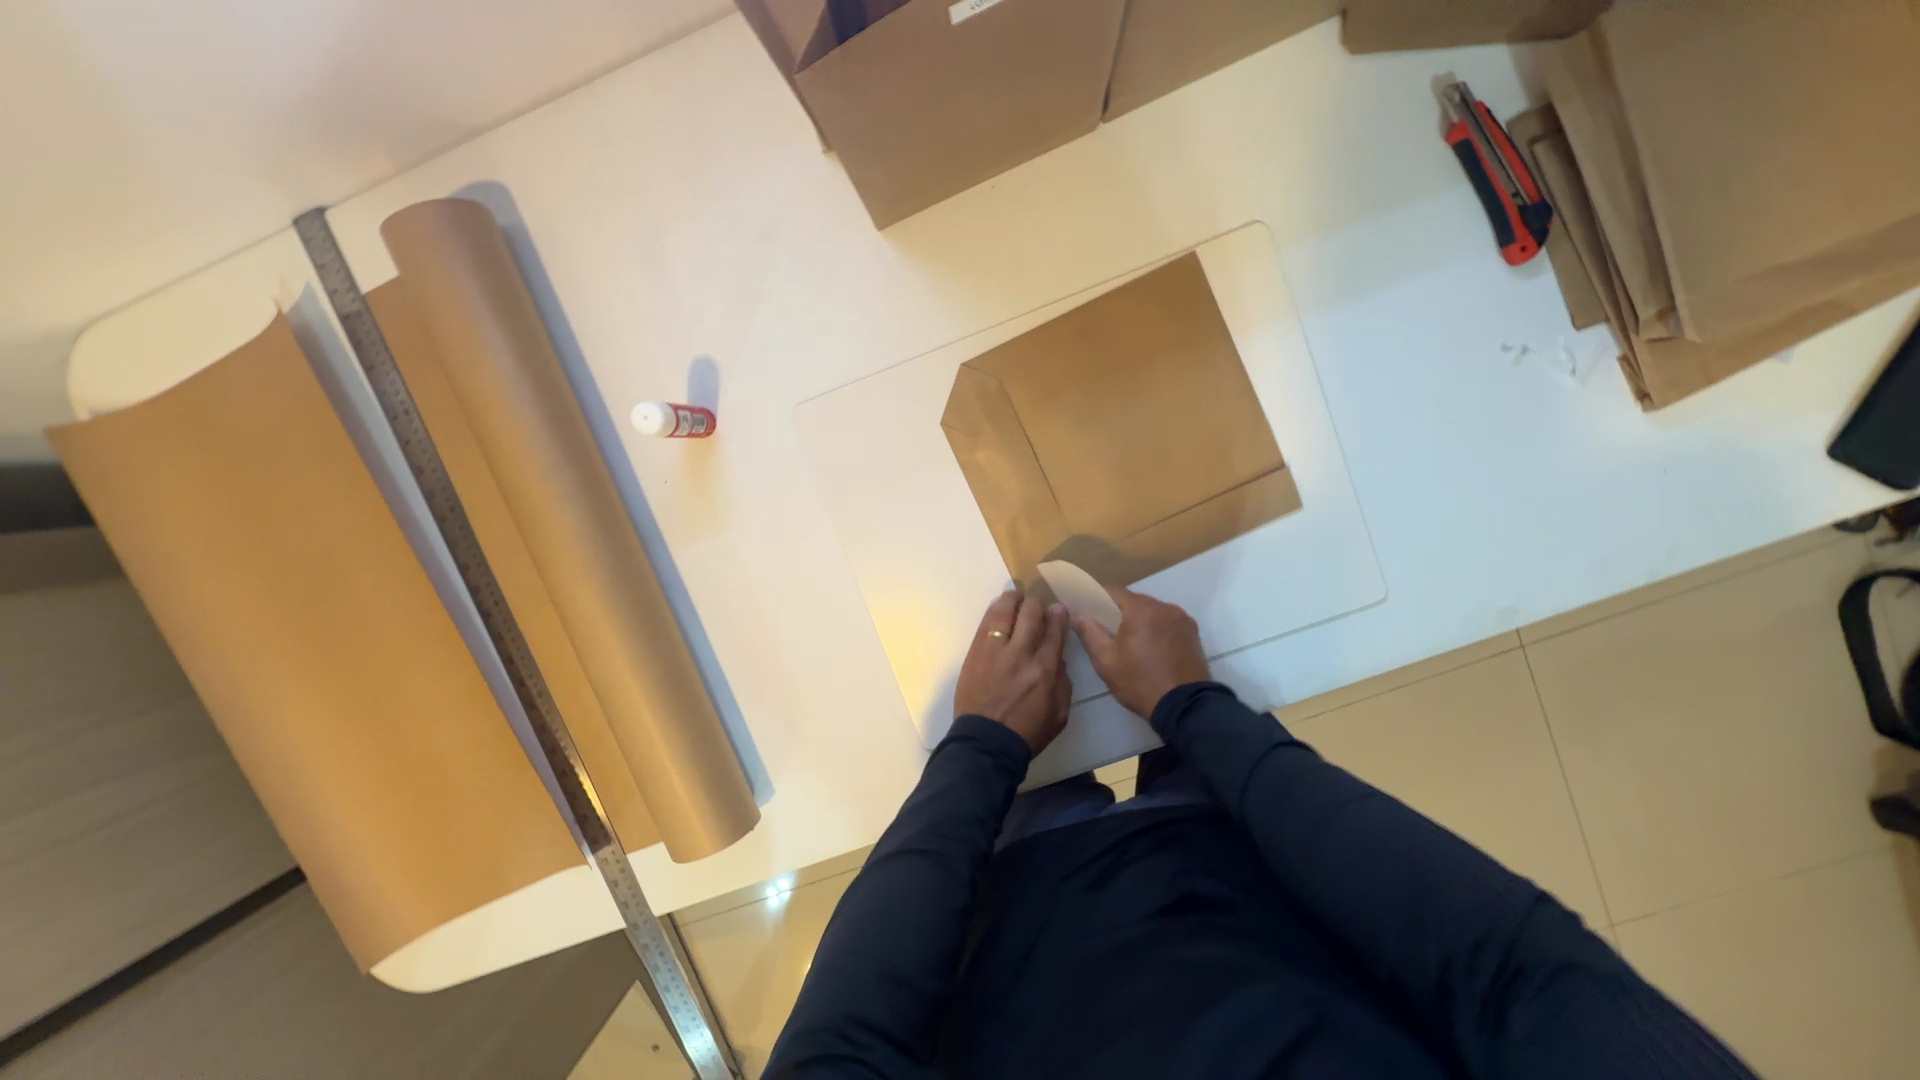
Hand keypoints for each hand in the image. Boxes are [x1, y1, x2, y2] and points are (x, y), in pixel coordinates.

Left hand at [953, 591, 1070, 755]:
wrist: (987, 743)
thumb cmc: (1027, 732)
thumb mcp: (1060, 713)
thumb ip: (1063, 682)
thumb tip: (1058, 658)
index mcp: (1045, 670)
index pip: (1055, 631)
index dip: (1058, 615)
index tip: (1059, 608)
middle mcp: (1021, 655)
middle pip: (1031, 614)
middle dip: (1037, 604)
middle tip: (1036, 604)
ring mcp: (995, 652)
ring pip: (1005, 612)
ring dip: (1013, 600)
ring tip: (1016, 596)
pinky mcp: (975, 653)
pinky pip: (986, 624)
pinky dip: (994, 610)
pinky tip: (999, 606)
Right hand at [1071, 586, 1210, 718]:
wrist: (1185, 707)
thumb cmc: (1140, 682)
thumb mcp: (1107, 662)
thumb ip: (1090, 634)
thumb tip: (1077, 615)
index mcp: (1141, 610)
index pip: (1114, 590)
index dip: (1099, 599)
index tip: (1092, 614)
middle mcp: (1165, 607)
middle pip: (1136, 601)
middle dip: (1122, 613)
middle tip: (1112, 636)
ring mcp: (1182, 619)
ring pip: (1154, 613)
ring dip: (1142, 622)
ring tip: (1136, 647)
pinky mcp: (1194, 634)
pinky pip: (1169, 624)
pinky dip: (1159, 631)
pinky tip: (1155, 652)